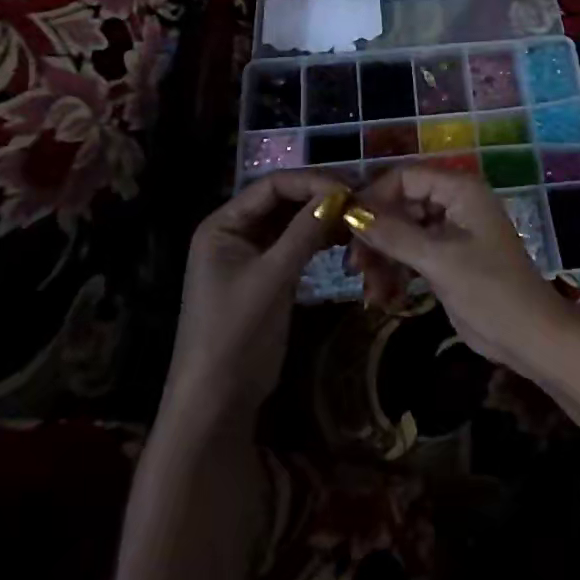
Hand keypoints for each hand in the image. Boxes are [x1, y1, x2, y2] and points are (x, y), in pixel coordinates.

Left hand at [167, 170, 347, 430]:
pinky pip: (295, 247)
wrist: (217, 397)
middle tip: (362, 198)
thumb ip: (302, 234)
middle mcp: (235, 232)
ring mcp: (251, 255)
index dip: (310, 182)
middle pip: (282, 202)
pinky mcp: (267, 276)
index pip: (271, 186)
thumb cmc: (235, 332)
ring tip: (360, 216)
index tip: (350, 189)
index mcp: (223, 224)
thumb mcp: (271, 279)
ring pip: (291, 224)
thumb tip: (338, 195)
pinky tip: (345, 239)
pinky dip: (318, 241)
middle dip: (319, 198)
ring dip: (321, 219)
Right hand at [345, 167, 578, 374]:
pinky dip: (394, 271)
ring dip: (381, 258)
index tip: (347, 224)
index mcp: (460, 191)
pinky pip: (410, 254)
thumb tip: (351, 215)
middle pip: (399, 205)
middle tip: (353, 265)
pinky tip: (382, 295)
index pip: (405, 178)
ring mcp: (449, 232)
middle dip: (375, 234)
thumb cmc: (490, 290)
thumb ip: (393, 234)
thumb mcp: (438, 260)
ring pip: (401, 232)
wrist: (528, 338)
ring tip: (369, 289)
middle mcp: (454, 203)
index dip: (374, 197)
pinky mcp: (445, 258)